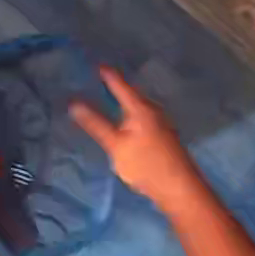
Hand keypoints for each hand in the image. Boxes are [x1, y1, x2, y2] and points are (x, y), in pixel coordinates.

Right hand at [72, 66, 199, 207]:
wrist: (181, 192)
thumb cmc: (146, 165)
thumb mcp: (115, 145)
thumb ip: (95, 124)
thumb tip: (73, 103)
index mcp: (140, 108)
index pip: (120, 85)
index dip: (108, 74)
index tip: (96, 63)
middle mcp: (153, 111)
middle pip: (131, 93)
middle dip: (116, 86)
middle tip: (99, 78)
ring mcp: (161, 124)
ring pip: (138, 106)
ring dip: (123, 100)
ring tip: (108, 97)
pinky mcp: (164, 137)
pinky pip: (142, 116)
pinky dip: (130, 113)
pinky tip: (124, 120)